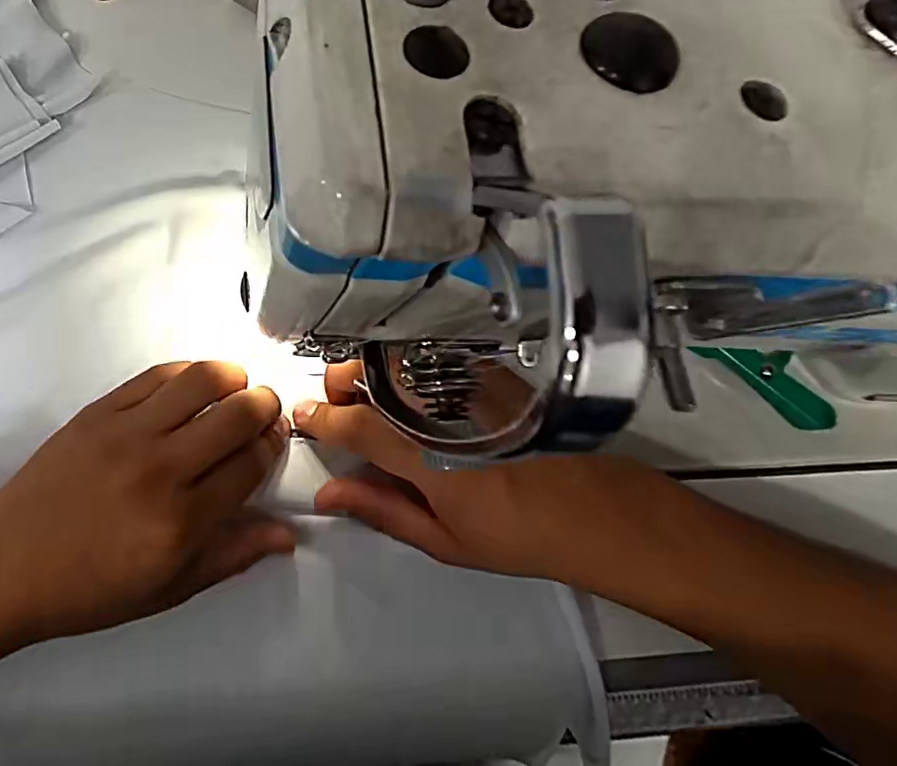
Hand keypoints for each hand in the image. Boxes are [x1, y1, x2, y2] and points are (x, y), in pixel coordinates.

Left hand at [0, 362, 293, 684]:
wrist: (9, 563)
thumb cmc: (91, 587)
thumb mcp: (169, 589)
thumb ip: (232, 555)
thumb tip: (288, 532)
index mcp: (182, 523)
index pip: (251, 465)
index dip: (273, 445)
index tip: (275, 437)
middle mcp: (162, 470)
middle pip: (237, 415)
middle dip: (264, 405)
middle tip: (264, 409)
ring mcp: (128, 433)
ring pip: (201, 380)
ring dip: (232, 375)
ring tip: (237, 384)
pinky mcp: (100, 410)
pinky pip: (156, 375)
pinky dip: (186, 371)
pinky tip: (194, 381)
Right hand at [293, 361, 680, 593]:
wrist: (593, 509)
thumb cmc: (520, 534)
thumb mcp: (443, 539)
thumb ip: (381, 509)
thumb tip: (330, 495)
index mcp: (425, 455)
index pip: (353, 422)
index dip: (320, 418)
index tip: (303, 417)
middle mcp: (442, 409)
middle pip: (368, 371)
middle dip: (339, 382)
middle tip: (336, 407)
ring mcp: (467, 384)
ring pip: (396, 358)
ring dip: (369, 372)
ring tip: (371, 401)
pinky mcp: (487, 373)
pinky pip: (429, 358)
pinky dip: (405, 369)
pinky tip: (412, 395)